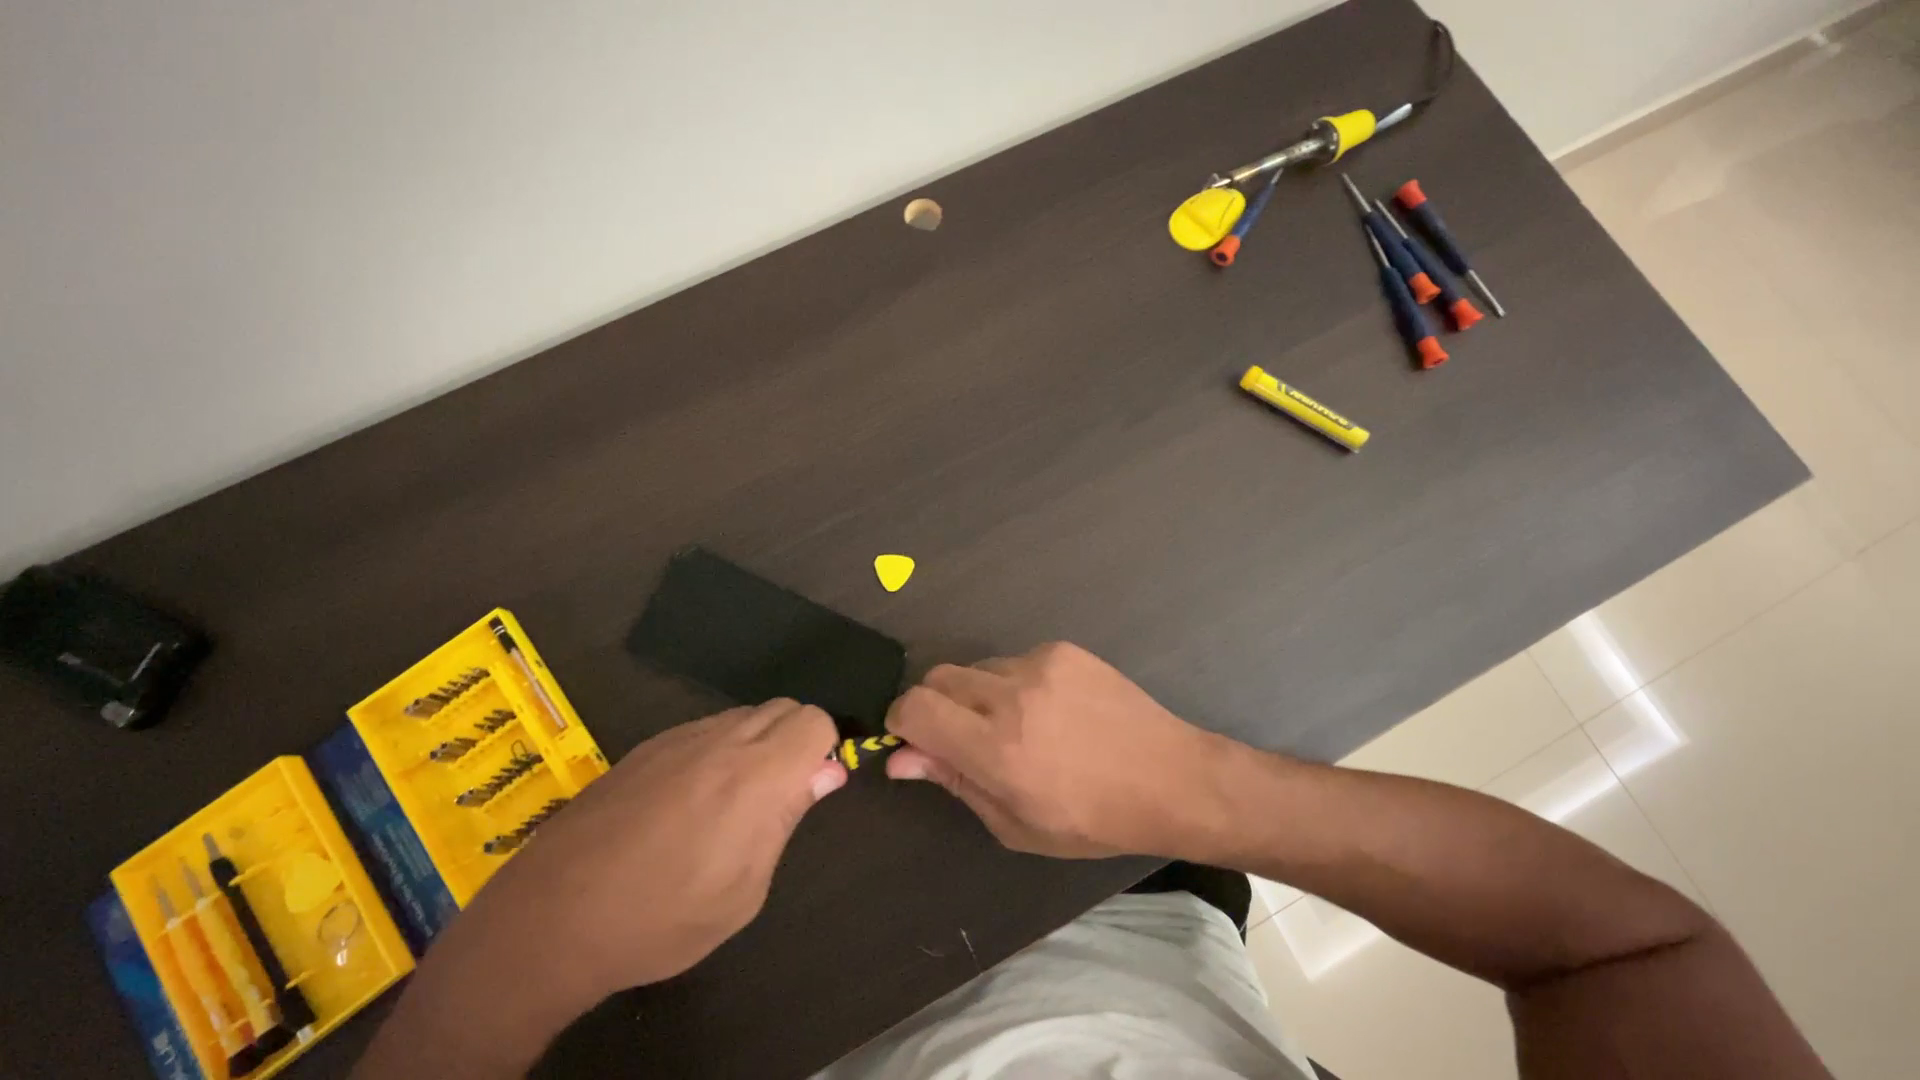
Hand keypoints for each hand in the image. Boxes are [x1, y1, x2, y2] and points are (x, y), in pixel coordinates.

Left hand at [461, 699, 845, 997]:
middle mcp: (717, 742)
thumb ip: (786, 819)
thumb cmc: (660, 920)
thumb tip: (826, 771)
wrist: (550, 919)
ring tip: (727, 808)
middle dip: (793, 742)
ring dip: (753, 746)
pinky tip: (685, 807)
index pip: (813, 721)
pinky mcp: (640, 751)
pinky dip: (714, 753)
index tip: (808, 792)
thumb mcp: (743, 891)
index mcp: (753, 775)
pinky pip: (699, 732)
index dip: (823, 751)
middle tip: (775, 801)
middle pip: (781, 708)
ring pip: (739, 716)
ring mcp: (673, 740)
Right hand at [884, 642, 1232, 859]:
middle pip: (936, 678)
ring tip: (1016, 728)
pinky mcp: (1064, 649)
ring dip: (976, 696)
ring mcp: (1040, 665)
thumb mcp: (1016, 824)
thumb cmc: (1092, 819)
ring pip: (975, 668)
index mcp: (997, 749)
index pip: (914, 708)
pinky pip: (1014, 661)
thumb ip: (954, 781)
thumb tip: (900, 756)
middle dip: (934, 707)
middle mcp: (1012, 696)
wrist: (1171, 778)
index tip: (914, 742)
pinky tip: (1049, 711)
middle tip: (964, 740)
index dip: (901, 721)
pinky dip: (1014, 684)